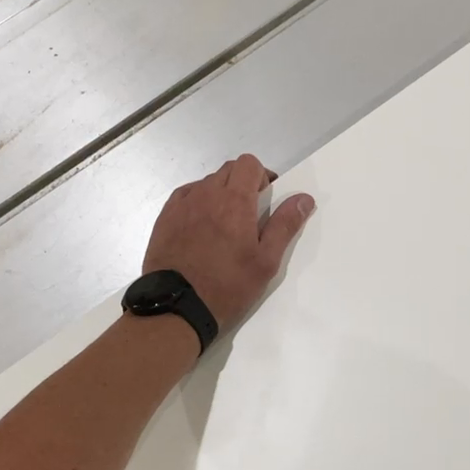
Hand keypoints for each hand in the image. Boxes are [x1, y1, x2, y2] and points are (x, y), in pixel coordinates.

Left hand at [143, 154, 314, 330]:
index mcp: (234, 200)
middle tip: (249, 215)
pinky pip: (186, 197)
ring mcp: (182, 204)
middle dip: (242, 183)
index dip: (260, 176)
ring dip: (219, 194)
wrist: (178, 305)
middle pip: (228, 170)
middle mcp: (206, 194)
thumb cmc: (227, 285)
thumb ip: (285, 225)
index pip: (248, 163)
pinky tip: (200, 229)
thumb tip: (304, 198)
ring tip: (223, 227)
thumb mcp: (265, 261)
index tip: (265, 198)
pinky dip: (197, 203)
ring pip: (206, 183)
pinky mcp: (165, 217)